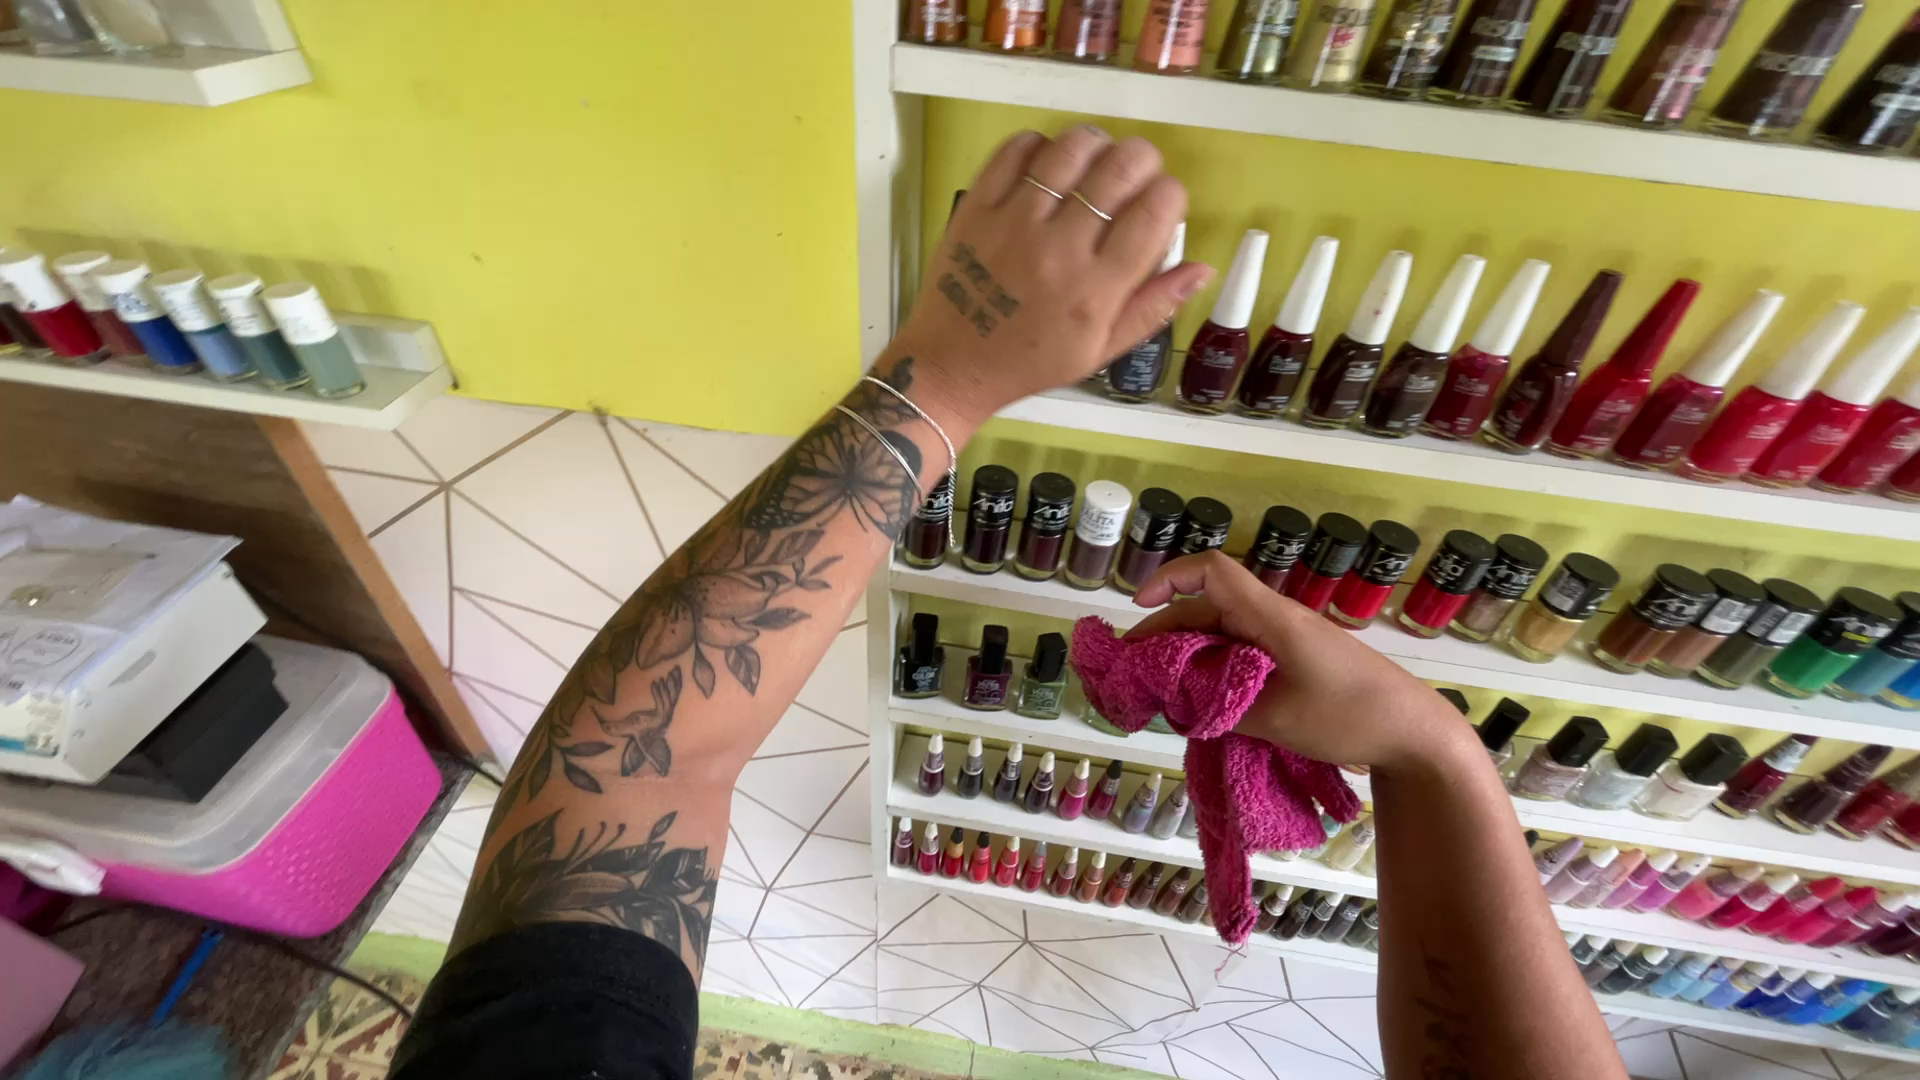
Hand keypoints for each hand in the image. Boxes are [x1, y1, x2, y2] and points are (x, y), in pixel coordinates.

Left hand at [892, 125, 1212, 427]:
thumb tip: (1202, 267)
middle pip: (1123, 165)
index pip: (1158, 210)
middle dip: (1142, 161)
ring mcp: (1016, 223)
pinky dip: (1040, 146)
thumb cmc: (1030, 363)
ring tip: (1092, 166)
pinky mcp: (977, 208)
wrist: (953, 367)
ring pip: (1073, 147)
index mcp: (1097, 290)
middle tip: (1131, 178)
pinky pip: (1017, 149)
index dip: (1171, 195)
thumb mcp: (1098, 352)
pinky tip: (1047, 167)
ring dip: (1095, 145)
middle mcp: (1061, 249)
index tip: (1160, 206)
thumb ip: (1152, 309)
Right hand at [1128, 551, 1474, 770]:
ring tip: (1159, 687)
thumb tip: (1179, 703)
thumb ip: (1221, 707)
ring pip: (1221, 633)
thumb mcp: (1277, 718)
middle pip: (1206, 607)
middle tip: (1134, 667)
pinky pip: (1240, 652)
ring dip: (1187, 654)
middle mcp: (1272, 620)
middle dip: (1165, 631)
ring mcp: (1284, 639)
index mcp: (1269, 618)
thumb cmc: (1350, 715)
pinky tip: (1200, 697)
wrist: (1418, 733)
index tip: (1139, 606)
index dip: (1169, 578)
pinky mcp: (1293, 659)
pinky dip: (1213, 668)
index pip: (1212, 571)